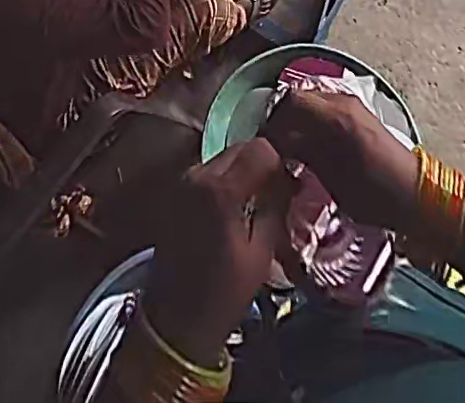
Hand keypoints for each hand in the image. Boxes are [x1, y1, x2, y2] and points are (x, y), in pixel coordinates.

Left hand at [142, 139, 295, 361]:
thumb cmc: (223, 292)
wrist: (175, 317)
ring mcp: (185, 179)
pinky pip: (211, 169)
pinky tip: (234, 206)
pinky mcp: (178, 188)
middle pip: (242, 147)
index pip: (260, 149)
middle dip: (262, 165)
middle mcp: (199, 174)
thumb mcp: (260, 253)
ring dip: (244, 170)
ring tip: (256, 202)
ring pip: (226, 156)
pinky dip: (227, 178)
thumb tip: (289, 180)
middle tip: (276, 193)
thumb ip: (275, 207)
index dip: (280, 163)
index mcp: (221, 190)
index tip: (289, 185)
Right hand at [262, 90, 419, 232]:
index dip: (273, 120)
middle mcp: (343, 102)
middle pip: (298, 96)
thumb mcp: (333, 180)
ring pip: (310, 100)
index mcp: (336, 117)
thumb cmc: (376, 195)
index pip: (290, 101)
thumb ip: (304, 153)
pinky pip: (324, 106)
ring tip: (291, 144)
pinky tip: (310, 142)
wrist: (417, 195)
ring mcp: (351, 104)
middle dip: (282, 118)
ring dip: (296, 118)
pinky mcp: (357, 112)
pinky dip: (310, 119)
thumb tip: (279, 144)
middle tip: (274, 143)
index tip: (266, 142)